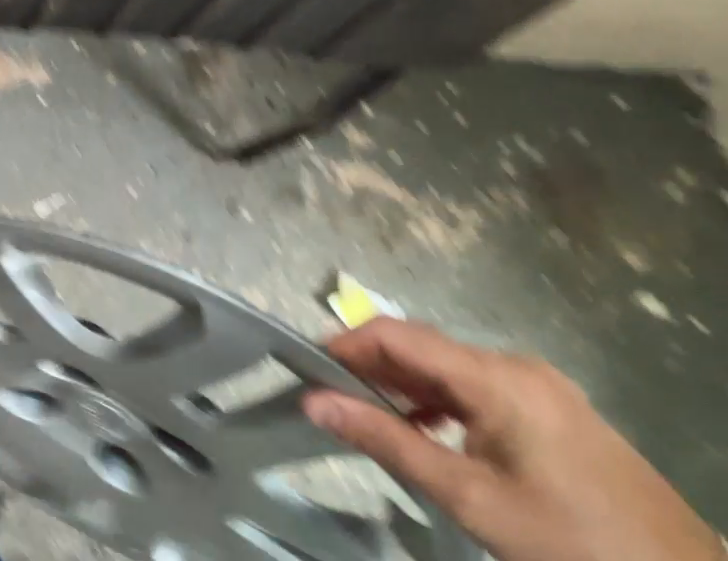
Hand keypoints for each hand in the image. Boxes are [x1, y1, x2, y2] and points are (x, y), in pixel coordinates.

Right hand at [302, 318, 720, 560]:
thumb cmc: (567, 538)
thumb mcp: (466, 495)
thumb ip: (384, 440)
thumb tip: (312, 401)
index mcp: (496, 377)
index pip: (396, 334)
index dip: (344, 344)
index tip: (304, 370)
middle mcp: (517, 367)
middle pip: (421, 347)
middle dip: (369, 367)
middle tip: (327, 398)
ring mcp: (541, 387)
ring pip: (447, 368)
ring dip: (401, 385)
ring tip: (366, 416)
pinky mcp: (555, 410)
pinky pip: (477, 387)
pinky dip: (438, 400)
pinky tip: (424, 430)